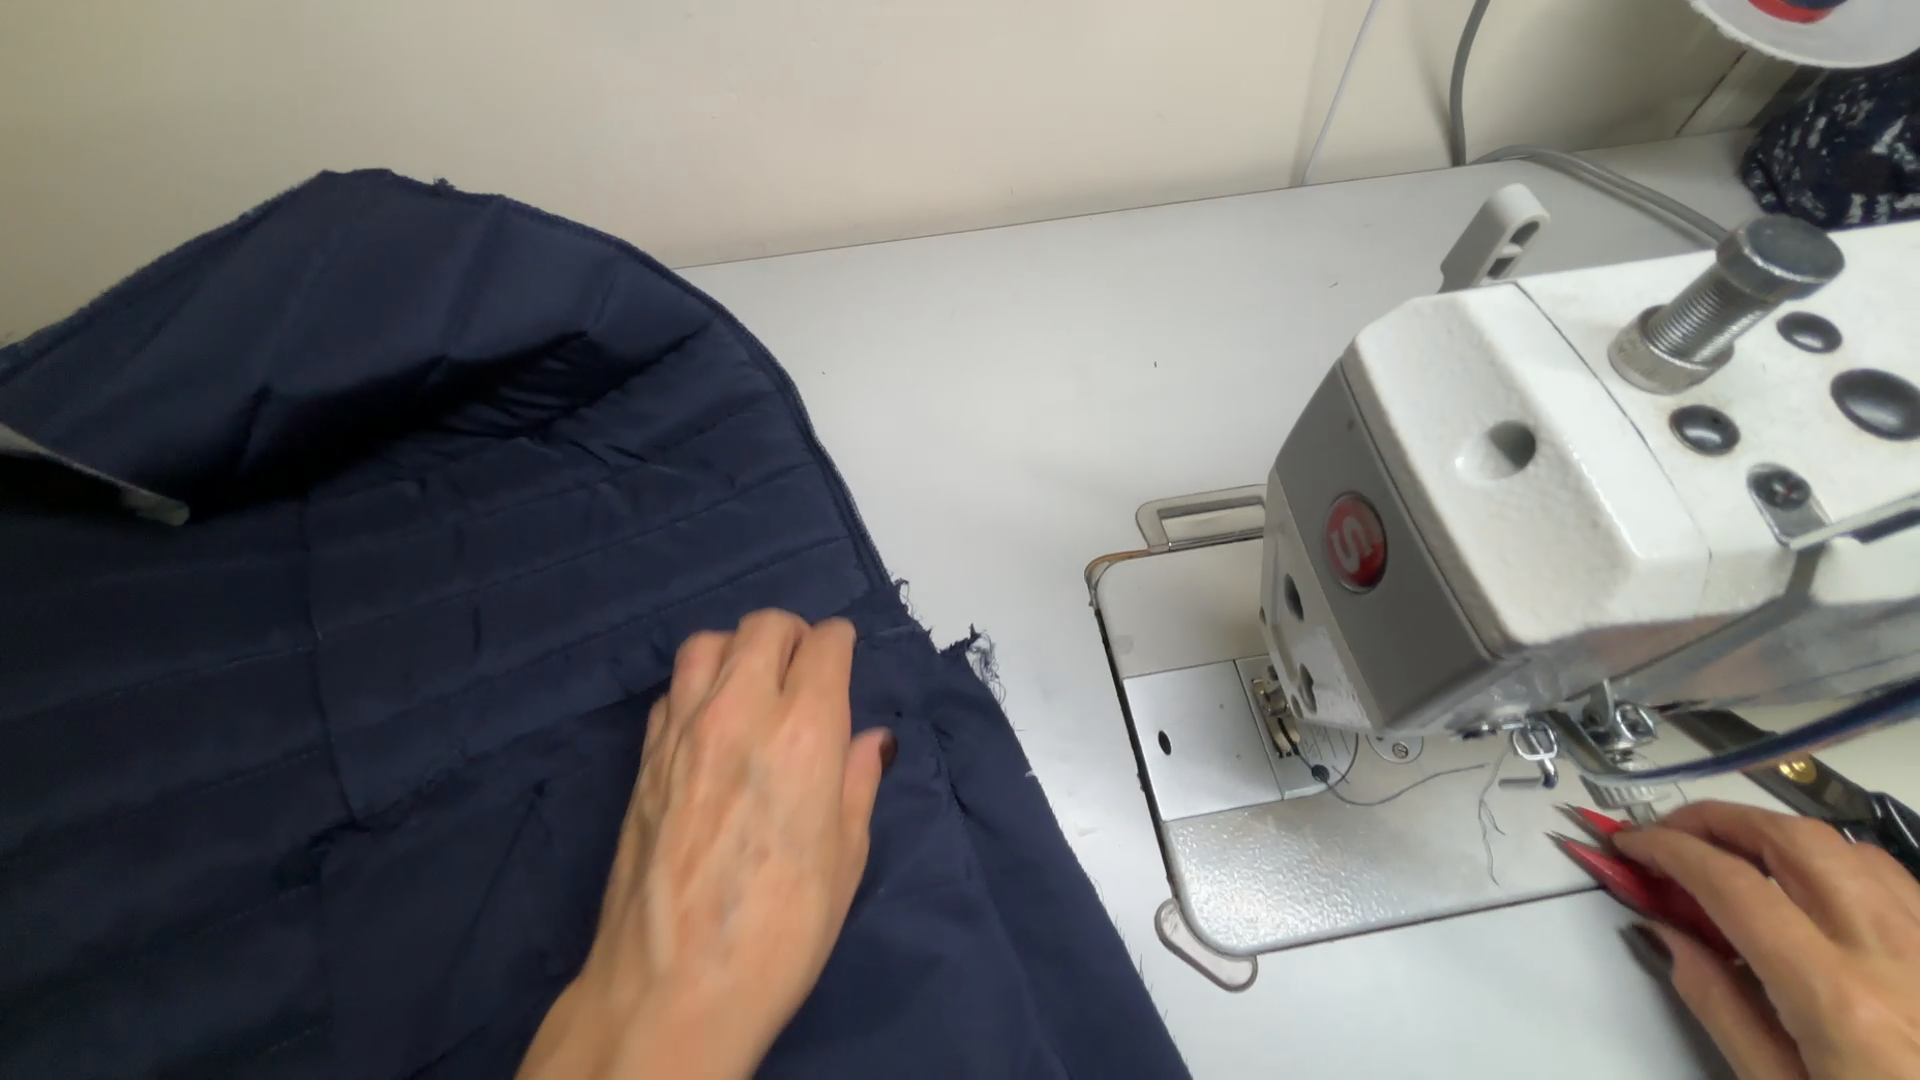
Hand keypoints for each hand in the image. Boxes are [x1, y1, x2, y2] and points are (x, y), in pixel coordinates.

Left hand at [517, 611, 894, 1079]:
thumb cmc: (781, 930)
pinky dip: (699, 684)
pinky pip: (674, 688)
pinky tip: (710, 720)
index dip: (840, 642)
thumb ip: (858, 782)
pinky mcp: (645, 756)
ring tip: (754, 683)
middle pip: (766, 626)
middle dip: (795, 635)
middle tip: (805, 670)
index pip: (825, 644)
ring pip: (710, 642)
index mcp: (805, 732)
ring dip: (741, 649)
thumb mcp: (846, 858)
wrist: (671, 989)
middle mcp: (742, 710)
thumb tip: (869, 740)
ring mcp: (683, 729)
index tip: (844, 656)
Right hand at [1615, 800, 1919, 1079]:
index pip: (1730, 882)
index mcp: (1836, 997)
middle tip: (1671, 834)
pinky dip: (1835, 863)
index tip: (1628, 845)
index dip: (1666, 847)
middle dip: (1715, 819)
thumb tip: (1666, 931)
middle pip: (1793, 841)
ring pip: (1848, 850)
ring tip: (1733, 855)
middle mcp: (1896, 957)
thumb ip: (1718, 1004)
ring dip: (1773, 835)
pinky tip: (1807, 888)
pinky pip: (1896, 881)